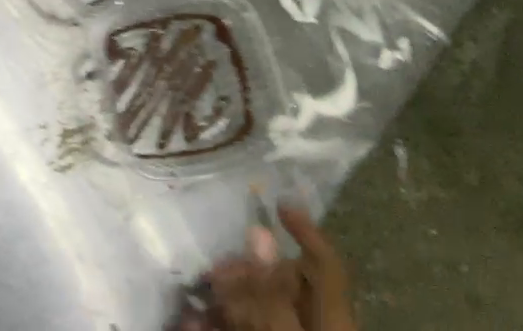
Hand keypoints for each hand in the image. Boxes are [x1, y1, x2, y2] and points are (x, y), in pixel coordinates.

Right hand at [177, 205, 355, 330]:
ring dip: (221, 305)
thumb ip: (272, 293)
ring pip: (255, 314)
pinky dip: (215, 327)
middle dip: (243, 273)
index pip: (327, 266)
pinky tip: (187, 325)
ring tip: (190, 305)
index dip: (306, 231)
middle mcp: (314, 329)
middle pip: (282, 287)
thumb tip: (260, 233)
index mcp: (335, 323)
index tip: (275, 203)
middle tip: (211, 271)